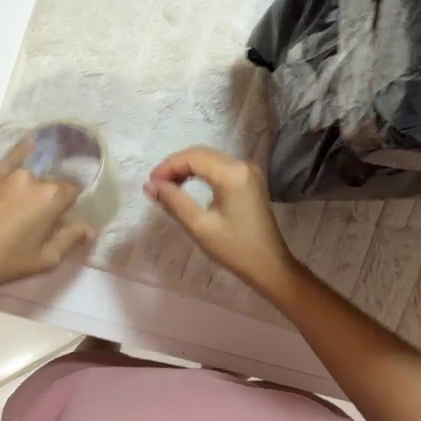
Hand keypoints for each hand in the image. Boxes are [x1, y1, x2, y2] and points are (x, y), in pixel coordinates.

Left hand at [0, 140, 96, 299]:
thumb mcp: (46, 259)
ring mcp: (4, 171)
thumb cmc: (7, 263)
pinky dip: (17, 158)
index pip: (73, 189)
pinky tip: (21, 154)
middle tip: (40, 213)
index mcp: (51, 196)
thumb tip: (90, 229)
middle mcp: (31, 177)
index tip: (65, 214)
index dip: (71, 202)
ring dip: (33, 177)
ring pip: (29, 167)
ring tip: (29, 187)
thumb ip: (71, 239)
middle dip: (51, 193)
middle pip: (50, 179)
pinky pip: (7, 161)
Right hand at [145, 147, 296, 294]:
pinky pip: (220, 168)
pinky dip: (201, 173)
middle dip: (176, 166)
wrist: (269, 265)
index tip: (150, 183)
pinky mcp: (250, 181)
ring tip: (168, 187)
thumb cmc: (235, 248)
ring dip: (187, 168)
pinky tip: (188, 187)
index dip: (168, 166)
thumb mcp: (199, 226)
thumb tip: (150, 185)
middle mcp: (243, 165)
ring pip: (211, 159)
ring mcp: (249, 172)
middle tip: (156, 185)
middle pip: (202, 154)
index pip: (193, 157)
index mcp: (232, 173)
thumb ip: (173, 201)